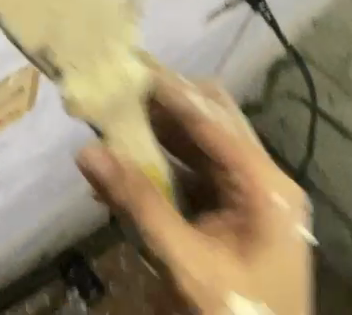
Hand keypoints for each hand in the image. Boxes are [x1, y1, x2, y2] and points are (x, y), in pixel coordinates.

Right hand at [77, 71, 311, 314]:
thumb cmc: (236, 313)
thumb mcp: (186, 262)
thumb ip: (137, 204)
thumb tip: (85, 151)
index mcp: (265, 187)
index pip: (212, 121)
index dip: (169, 91)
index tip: (128, 63)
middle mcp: (262, 180)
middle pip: (211, 119)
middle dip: (164, 101)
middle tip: (119, 82)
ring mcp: (249, 196)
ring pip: (199, 141)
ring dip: (157, 128)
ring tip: (112, 111)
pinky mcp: (232, 213)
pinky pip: (192, 171)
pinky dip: (159, 161)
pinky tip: (122, 162)